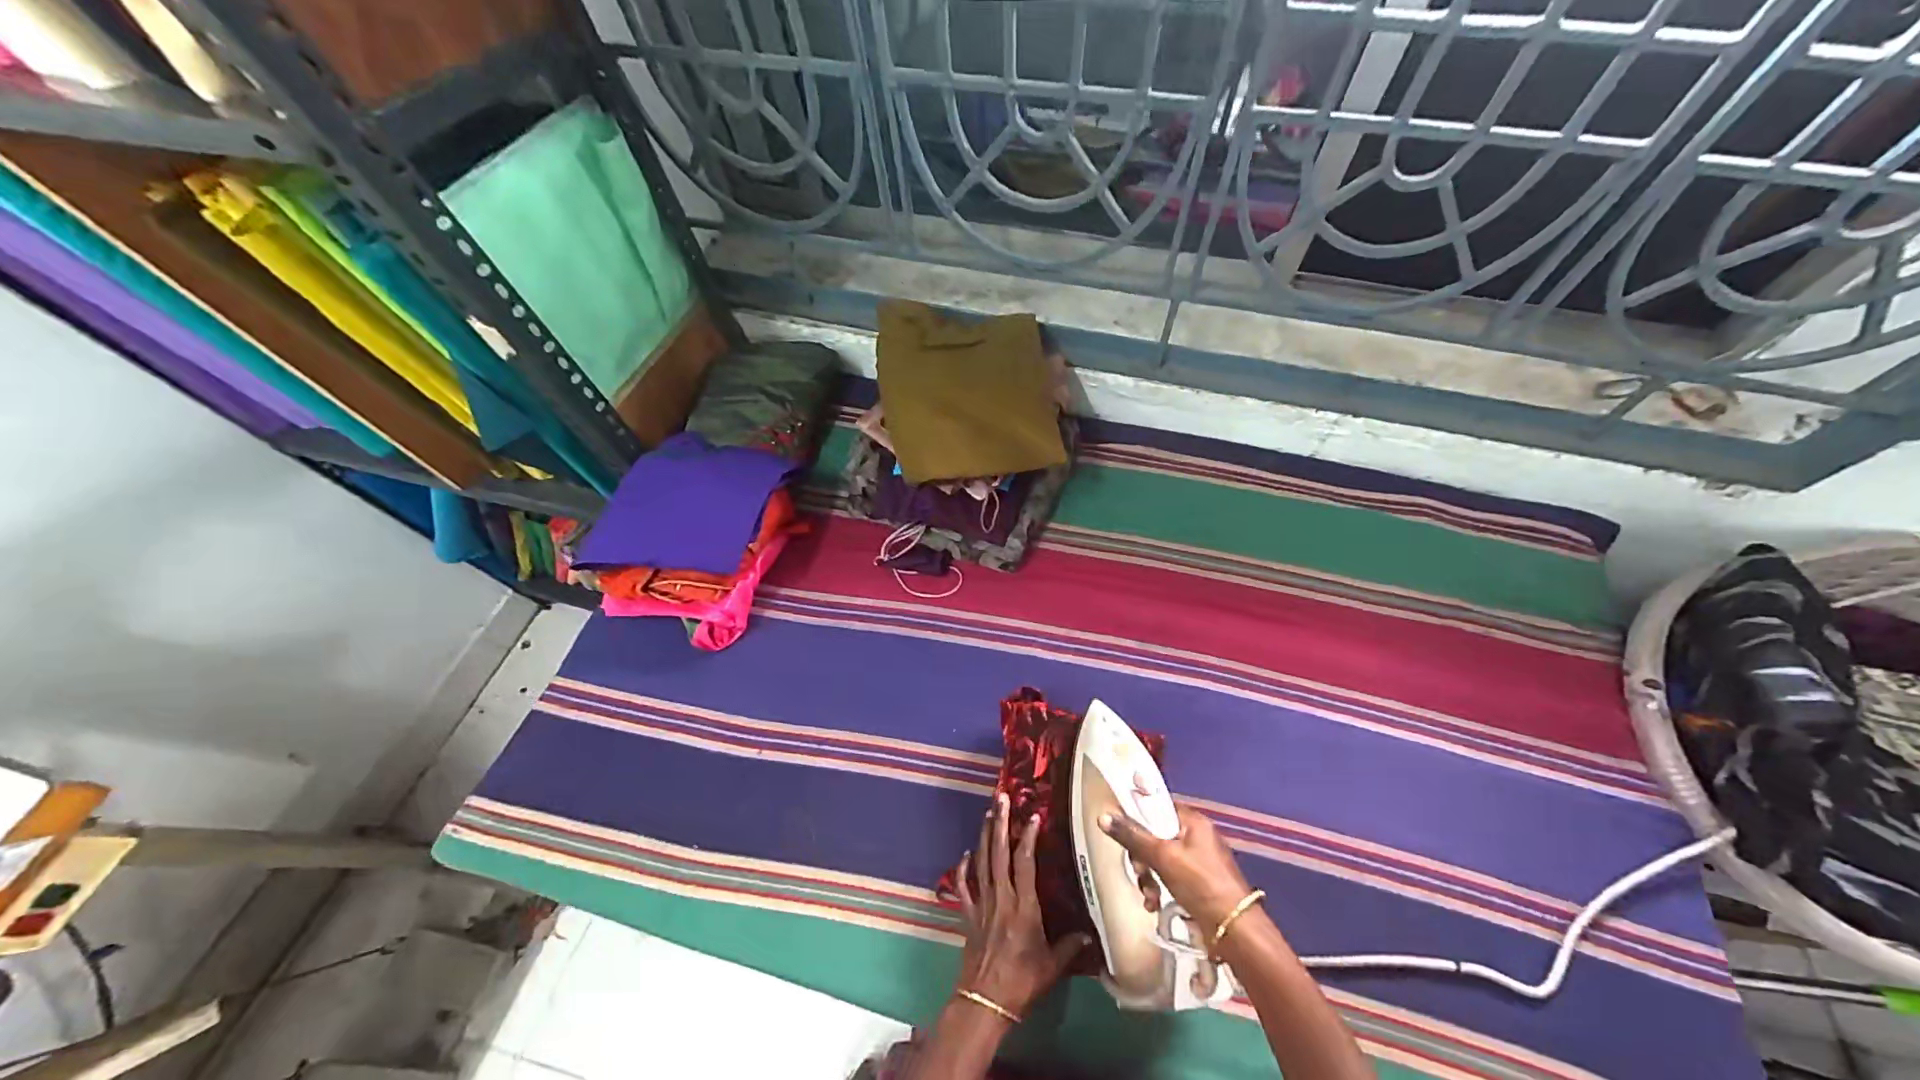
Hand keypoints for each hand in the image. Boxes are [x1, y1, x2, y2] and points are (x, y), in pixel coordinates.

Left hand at [951, 793, 1089, 1018]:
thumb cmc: (1022, 982)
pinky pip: (964, 887)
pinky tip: (965, 855)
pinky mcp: (969, 915)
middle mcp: (1001, 898)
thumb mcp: (1053, 965)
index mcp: (1024, 906)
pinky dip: (963, 869)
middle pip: (998, 853)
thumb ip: (1070, 946)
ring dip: (983, 836)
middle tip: (1001, 798)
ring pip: (981, 862)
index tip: (1033, 816)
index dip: (1029, 837)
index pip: (1026, 862)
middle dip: (1000, 824)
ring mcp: (982, 904)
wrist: (985, 1002)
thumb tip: (1090, 933)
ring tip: (987, 813)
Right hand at [1100, 803, 1255, 929]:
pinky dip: (1159, 889)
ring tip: (1150, 896)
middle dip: (1142, 857)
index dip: (1138, 816)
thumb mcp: (1163, 858)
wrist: (1235, 932)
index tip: (1124, 832)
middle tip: (1141, 872)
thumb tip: (1104, 816)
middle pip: (1154, 835)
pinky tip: (1155, 905)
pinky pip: (1168, 877)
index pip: (1158, 806)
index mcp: (1193, 822)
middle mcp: (1196, 837)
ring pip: (1159, 859)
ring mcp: (1197, 862)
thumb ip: (1133, 836)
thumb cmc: (1202, 885)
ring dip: (1149, 878)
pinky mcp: (1197, 884)